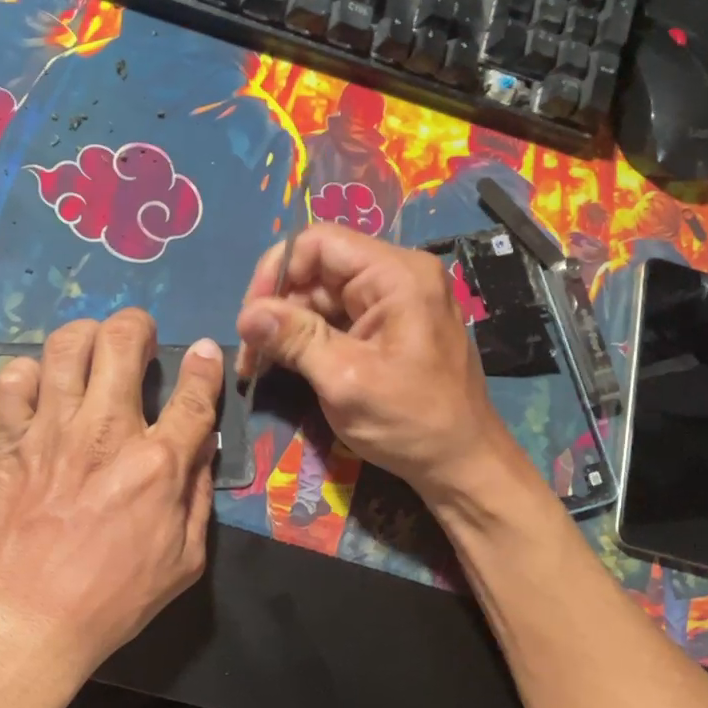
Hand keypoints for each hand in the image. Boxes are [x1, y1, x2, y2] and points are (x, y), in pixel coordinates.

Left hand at [0, 309, 222, 707]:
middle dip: (137, 326)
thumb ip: (197, 499)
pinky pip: (13, 379)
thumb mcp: (183, 563)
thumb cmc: (111, 602)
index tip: (204, 351)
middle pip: (123, 341)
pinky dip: (29, 374)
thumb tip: (200, 451)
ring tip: (90, 352)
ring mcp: (50, 431)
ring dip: (86, 337)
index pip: (193, 395)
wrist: (25, 618)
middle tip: (137, 342)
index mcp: (157, 464)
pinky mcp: (7, 440)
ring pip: (66, 345)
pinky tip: (40, 391)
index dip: (205, 365)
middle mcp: (105, 432)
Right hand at [235, 224, 522, 509]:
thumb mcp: (345, 380)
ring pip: (320, 297)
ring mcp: (391, 304)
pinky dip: (305, 340)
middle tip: (250, 355)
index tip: (251, 320)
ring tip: (258, 366)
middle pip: (317, 270)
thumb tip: (245, 316)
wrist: (461, 464)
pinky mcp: (384, 329)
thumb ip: (295, 340)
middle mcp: (395, 277)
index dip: (276, 272)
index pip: (318, 243)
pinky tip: (283, 366)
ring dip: (285, 328)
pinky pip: (334, 320)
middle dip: (276, 306)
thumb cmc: (410, 421)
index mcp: (396, 276)